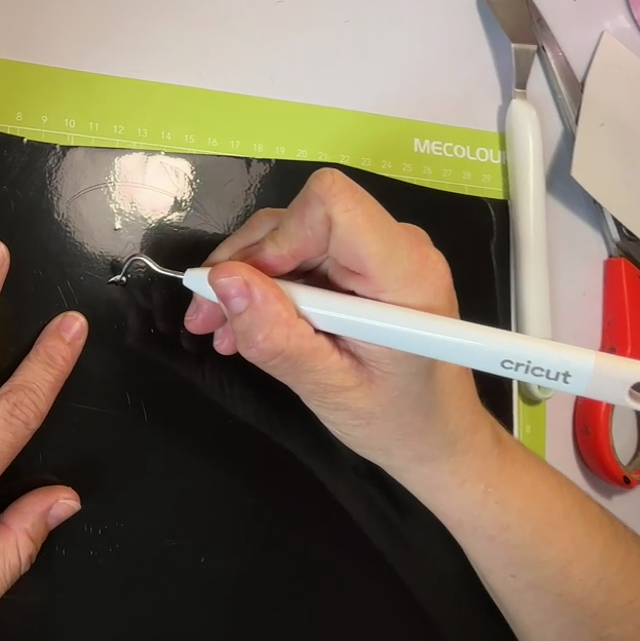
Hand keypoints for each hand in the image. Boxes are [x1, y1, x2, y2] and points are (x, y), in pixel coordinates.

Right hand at [181, 168, 499, 478]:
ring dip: (243, 278)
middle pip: (295, 218)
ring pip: (284, 233)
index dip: (278, 239)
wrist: (434, 436)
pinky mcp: (355, 262)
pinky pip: (294, 253)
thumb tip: (222, 281)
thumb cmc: (398, 420)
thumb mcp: (328, 388)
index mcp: (403, 271)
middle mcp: (392, 245)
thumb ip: (275, 336)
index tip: (248, 290)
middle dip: (242, 264)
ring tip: (222, 329)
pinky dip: (260, 286)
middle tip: (206, 316)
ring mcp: (373, 250)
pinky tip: (244, 323)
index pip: (330, 205)